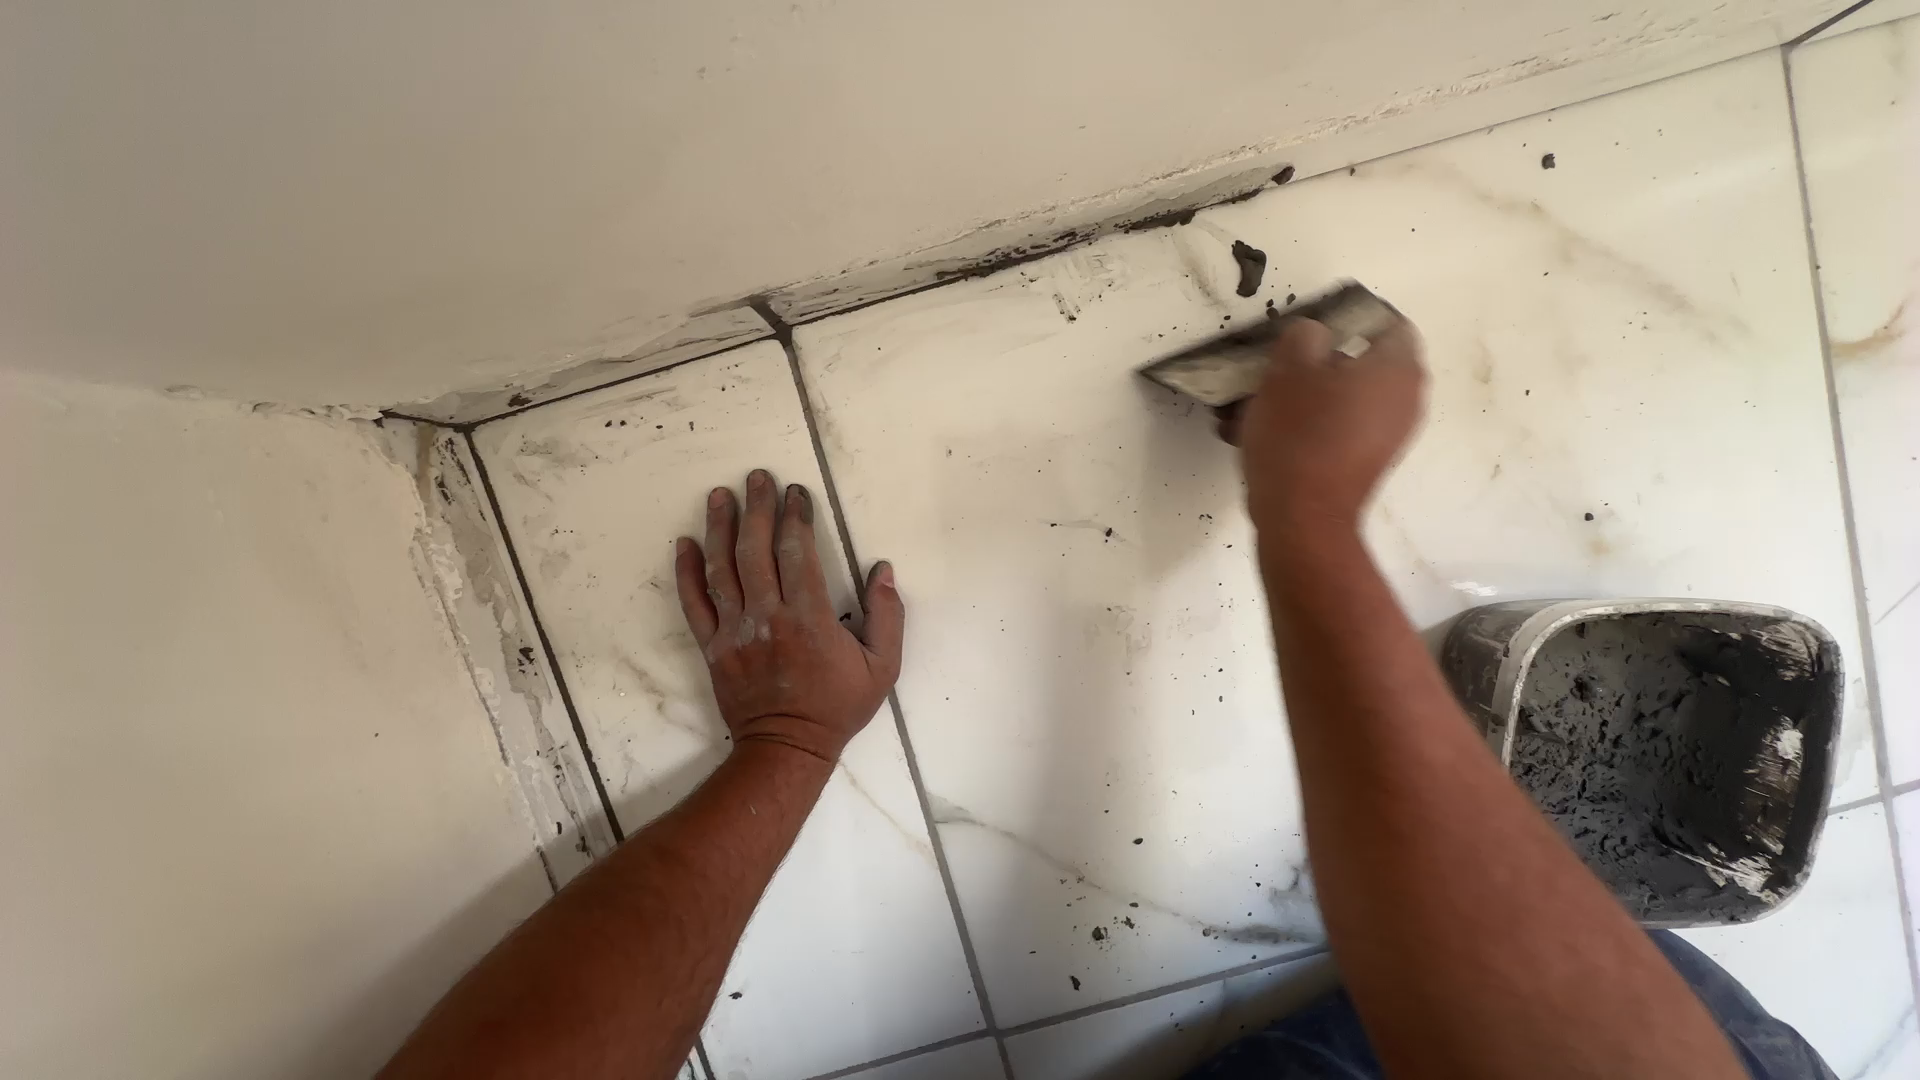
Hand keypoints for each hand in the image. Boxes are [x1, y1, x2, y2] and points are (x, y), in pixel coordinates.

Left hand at [673, 469, 904, 763]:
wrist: (787, 748)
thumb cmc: (838, 707)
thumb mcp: (883, 667)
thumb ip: (888, 616)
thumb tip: (883, 571)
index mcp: (810, 618)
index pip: (798, 552)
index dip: (796, 517)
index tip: (795, 492)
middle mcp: (767, 617)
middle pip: (756, 550)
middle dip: (756, 508)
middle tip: (756, 477)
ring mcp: (734, 631)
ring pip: (721, 568)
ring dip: (719, 527)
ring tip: (720, 495)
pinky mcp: (712, 646)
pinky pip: (694, 603)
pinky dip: (686, 571)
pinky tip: (685, 542)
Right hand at [1232, 315, 1425, 533]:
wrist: (1300, 517)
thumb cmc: (1298, 435)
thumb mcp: (1288, 369)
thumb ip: (1304, 337)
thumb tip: (1314, 337)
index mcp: (1397, 367)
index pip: (1384, 321)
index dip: (1343, 318)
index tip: (1302, 330)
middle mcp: (1404, 399)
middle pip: (1357, 363)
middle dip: (1311, 364)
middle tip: (1270, 369)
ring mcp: (1385, 436)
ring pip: (1338, 399)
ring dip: (1299, 397)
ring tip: (1251, 406)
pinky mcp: (1361, 463)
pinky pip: (1332, 430)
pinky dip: (1302, 426)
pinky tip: (1259, 434)